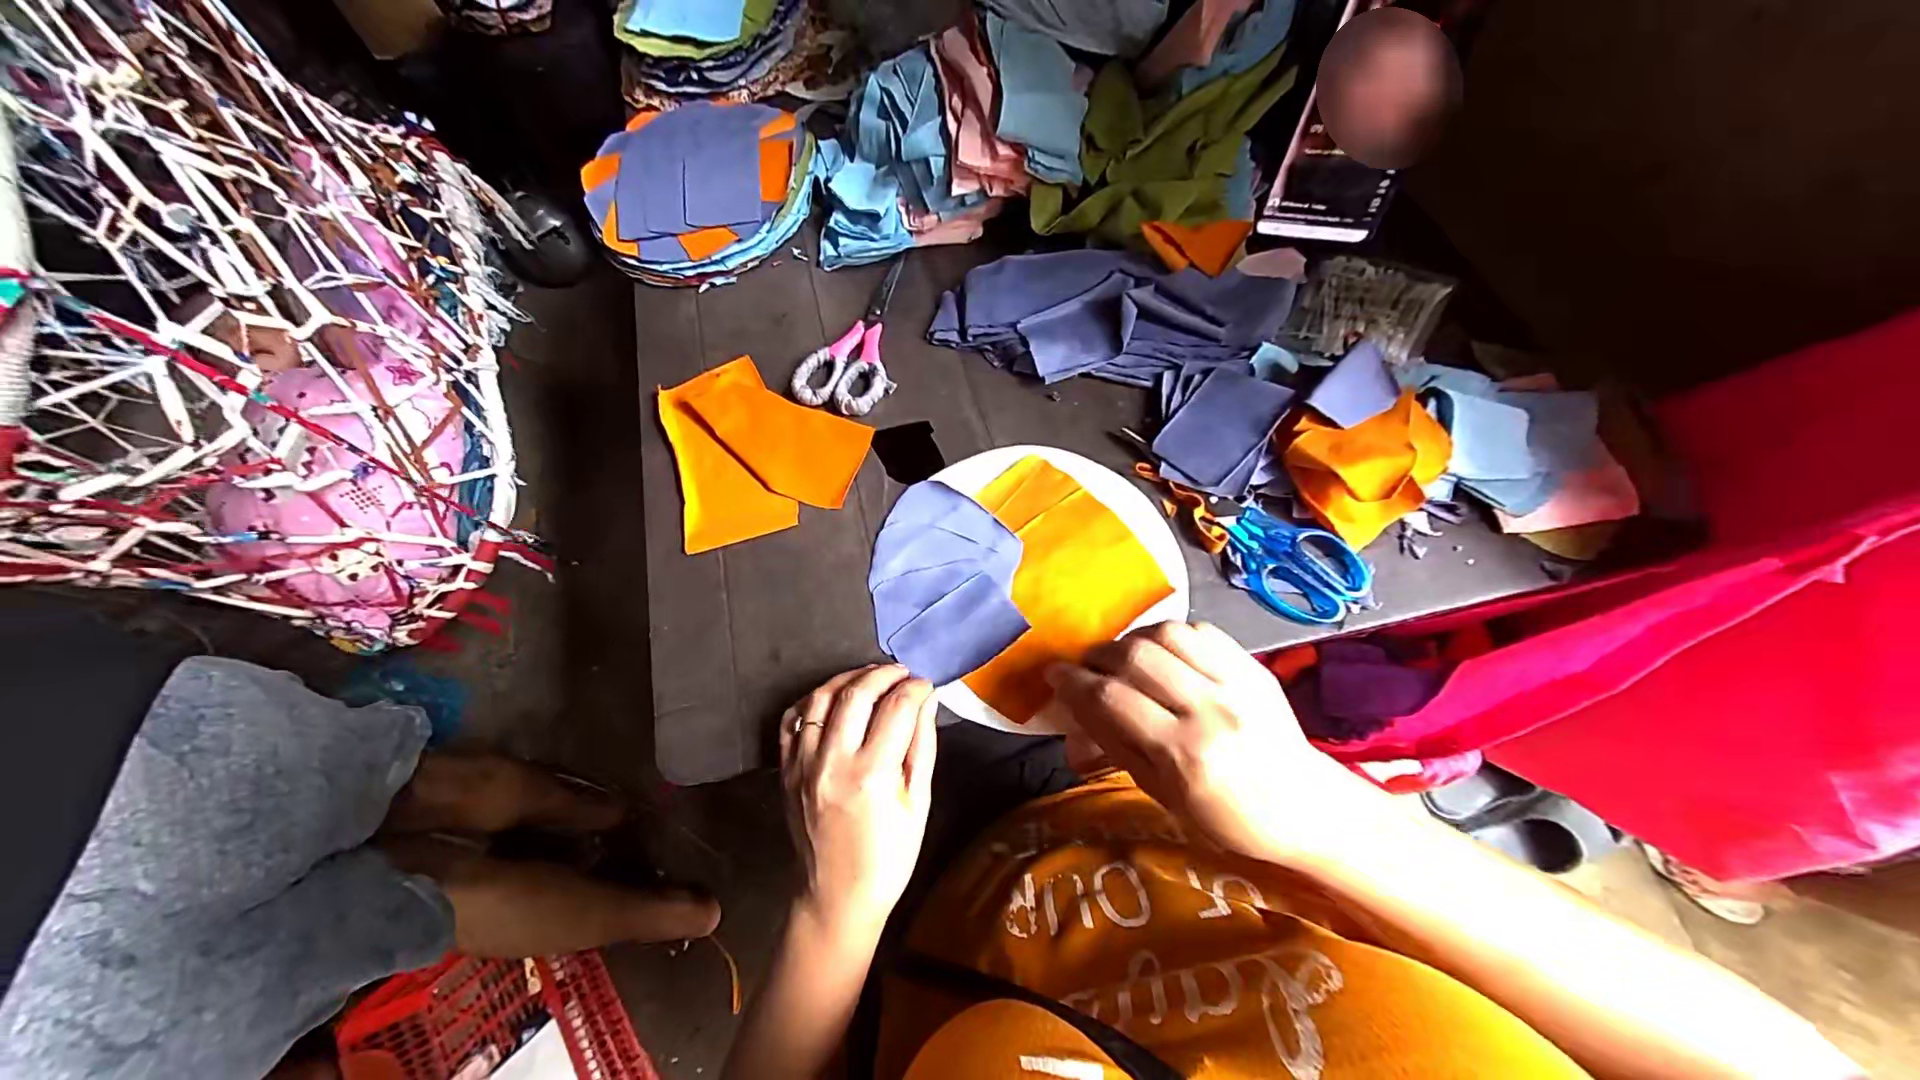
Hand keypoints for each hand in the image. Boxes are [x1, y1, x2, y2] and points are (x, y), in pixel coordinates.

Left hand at [779, 665, 936, 940]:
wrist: (837, 897)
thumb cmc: (889, 857)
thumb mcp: (919, 802)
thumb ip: (922, 744)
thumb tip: (928, 700)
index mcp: (872, 774)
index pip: (897, 707)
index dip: (916, 687)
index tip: (926, 685)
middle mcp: (833, 762)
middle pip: (856, 693)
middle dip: (884, 673)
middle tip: (902, 672)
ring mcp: (803, 765)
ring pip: (820, 698)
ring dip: (848, 678)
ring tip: (871, 676)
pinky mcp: (786, 771)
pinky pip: (791, 720)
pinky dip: (812, 699)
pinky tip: (833, 697)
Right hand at [1046, 621, 1383, 863]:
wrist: (1305, 806)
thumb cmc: (1227, 816)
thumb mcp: (1162, 793)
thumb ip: (1115, 745)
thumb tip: (1072, 711)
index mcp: (1185, 755)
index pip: (1111, 700)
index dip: (1073, 682)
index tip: (1054, 674)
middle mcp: (1211, 710)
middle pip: (1135, 657)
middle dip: (1098, 656)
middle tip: (1088, 667)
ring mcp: (1237, 683)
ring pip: (1166, 633)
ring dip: (1132, 640)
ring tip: (1124, 658)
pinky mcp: (1252, 666)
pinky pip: (1199, 630)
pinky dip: (1169, 636)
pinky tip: (1163, 654)